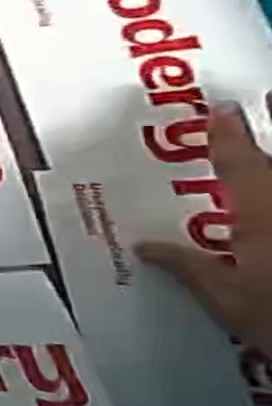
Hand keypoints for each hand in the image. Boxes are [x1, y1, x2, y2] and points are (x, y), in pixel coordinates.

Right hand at [137, 97, 271, 350]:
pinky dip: (260, 217)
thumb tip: (147, 247)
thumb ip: (190, 267)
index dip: (230, 137)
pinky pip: (271, 224)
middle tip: (266, 105)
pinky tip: (249, 224)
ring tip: (256, 172)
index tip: (224, 108)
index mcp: (266, 219)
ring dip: (264, 181)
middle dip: (262, 150)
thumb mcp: (227, 300)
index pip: (244, 167)